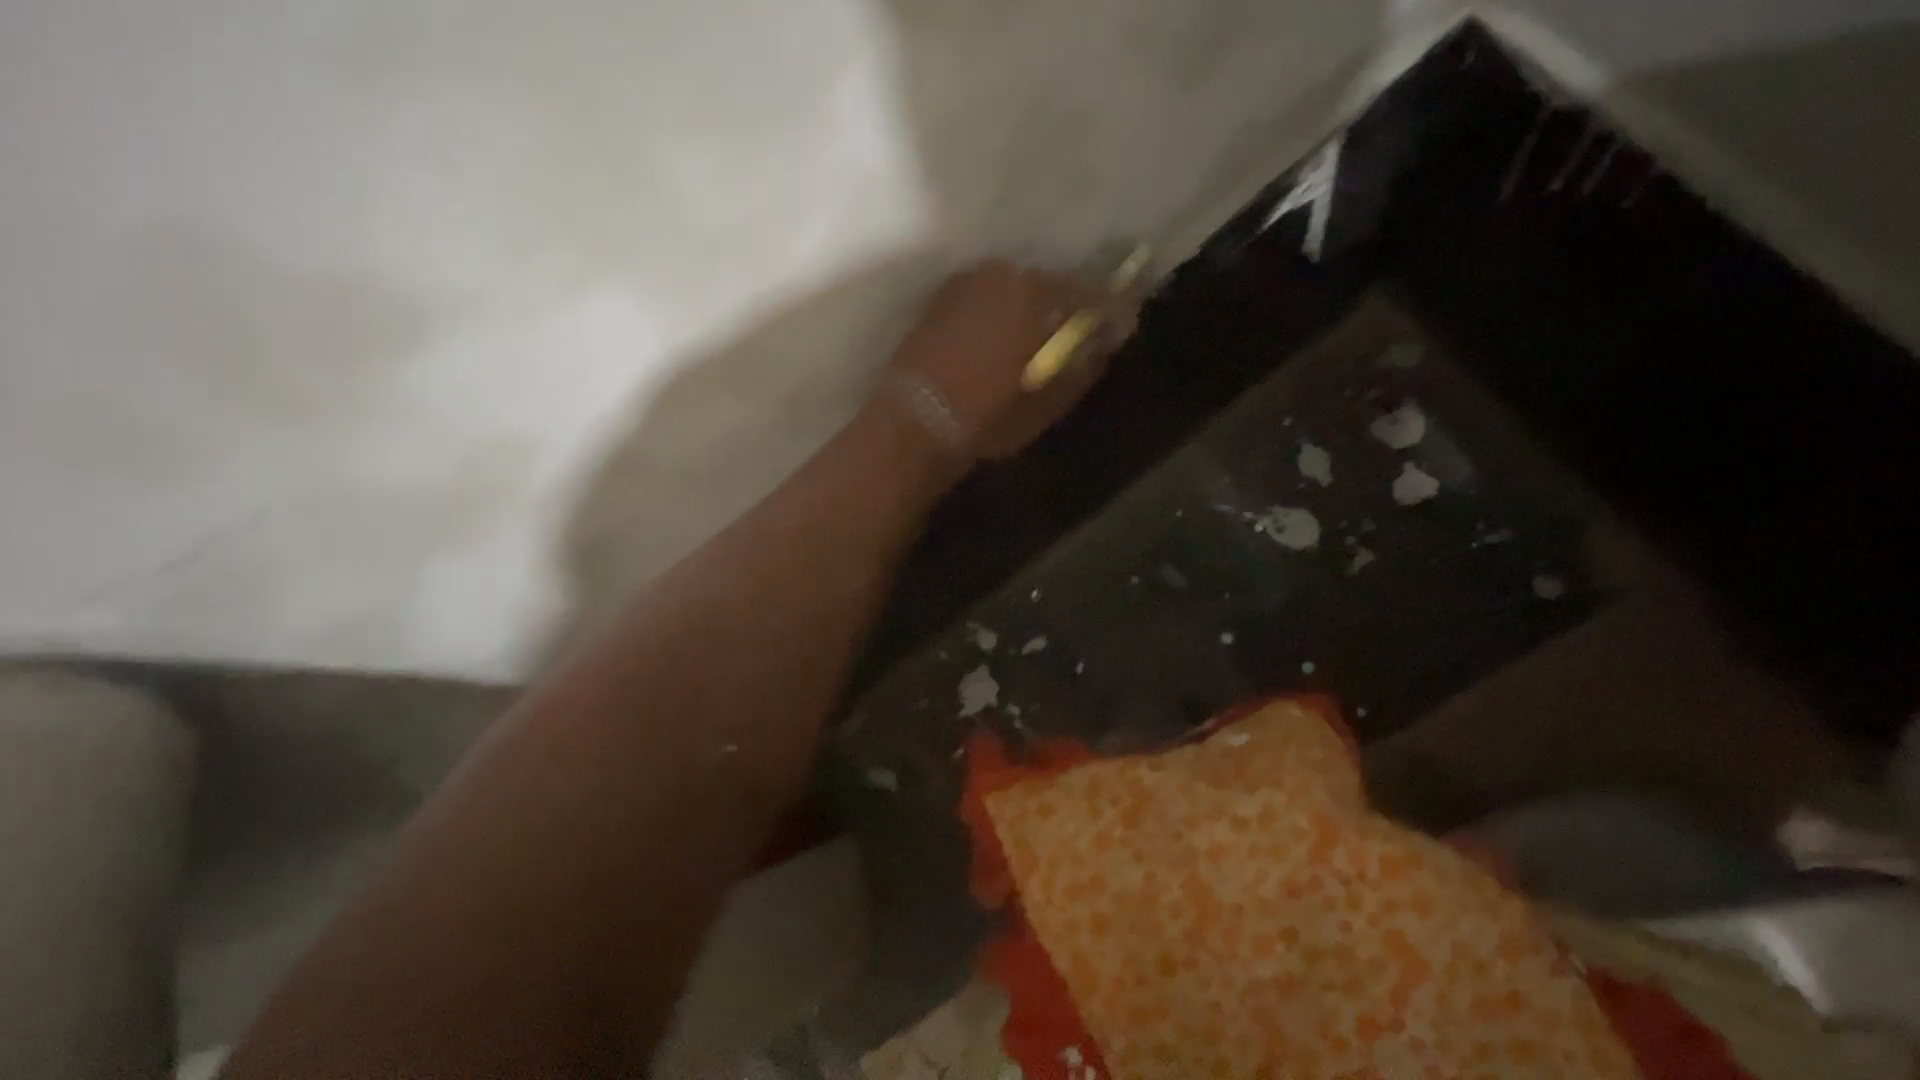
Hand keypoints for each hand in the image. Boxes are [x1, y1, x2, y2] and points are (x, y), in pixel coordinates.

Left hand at [882, 259, 1140, 461]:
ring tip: (1038, 342)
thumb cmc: (989, 414)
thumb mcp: (1050, 397)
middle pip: (1051, 286)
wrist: (913, 421)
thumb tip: (1114, 332)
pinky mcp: (941, 298)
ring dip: (1032, 309)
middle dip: (1068, 308)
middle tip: (1079, 336)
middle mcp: (1003, 273)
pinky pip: (987, 298)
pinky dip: (1001, 313)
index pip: (1091, 293)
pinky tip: (1003, 341)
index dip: (1114, 309)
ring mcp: (967, 281)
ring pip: (1016, 289)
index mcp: (1036, 292)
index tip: (1127, 321)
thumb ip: (1087, 358)